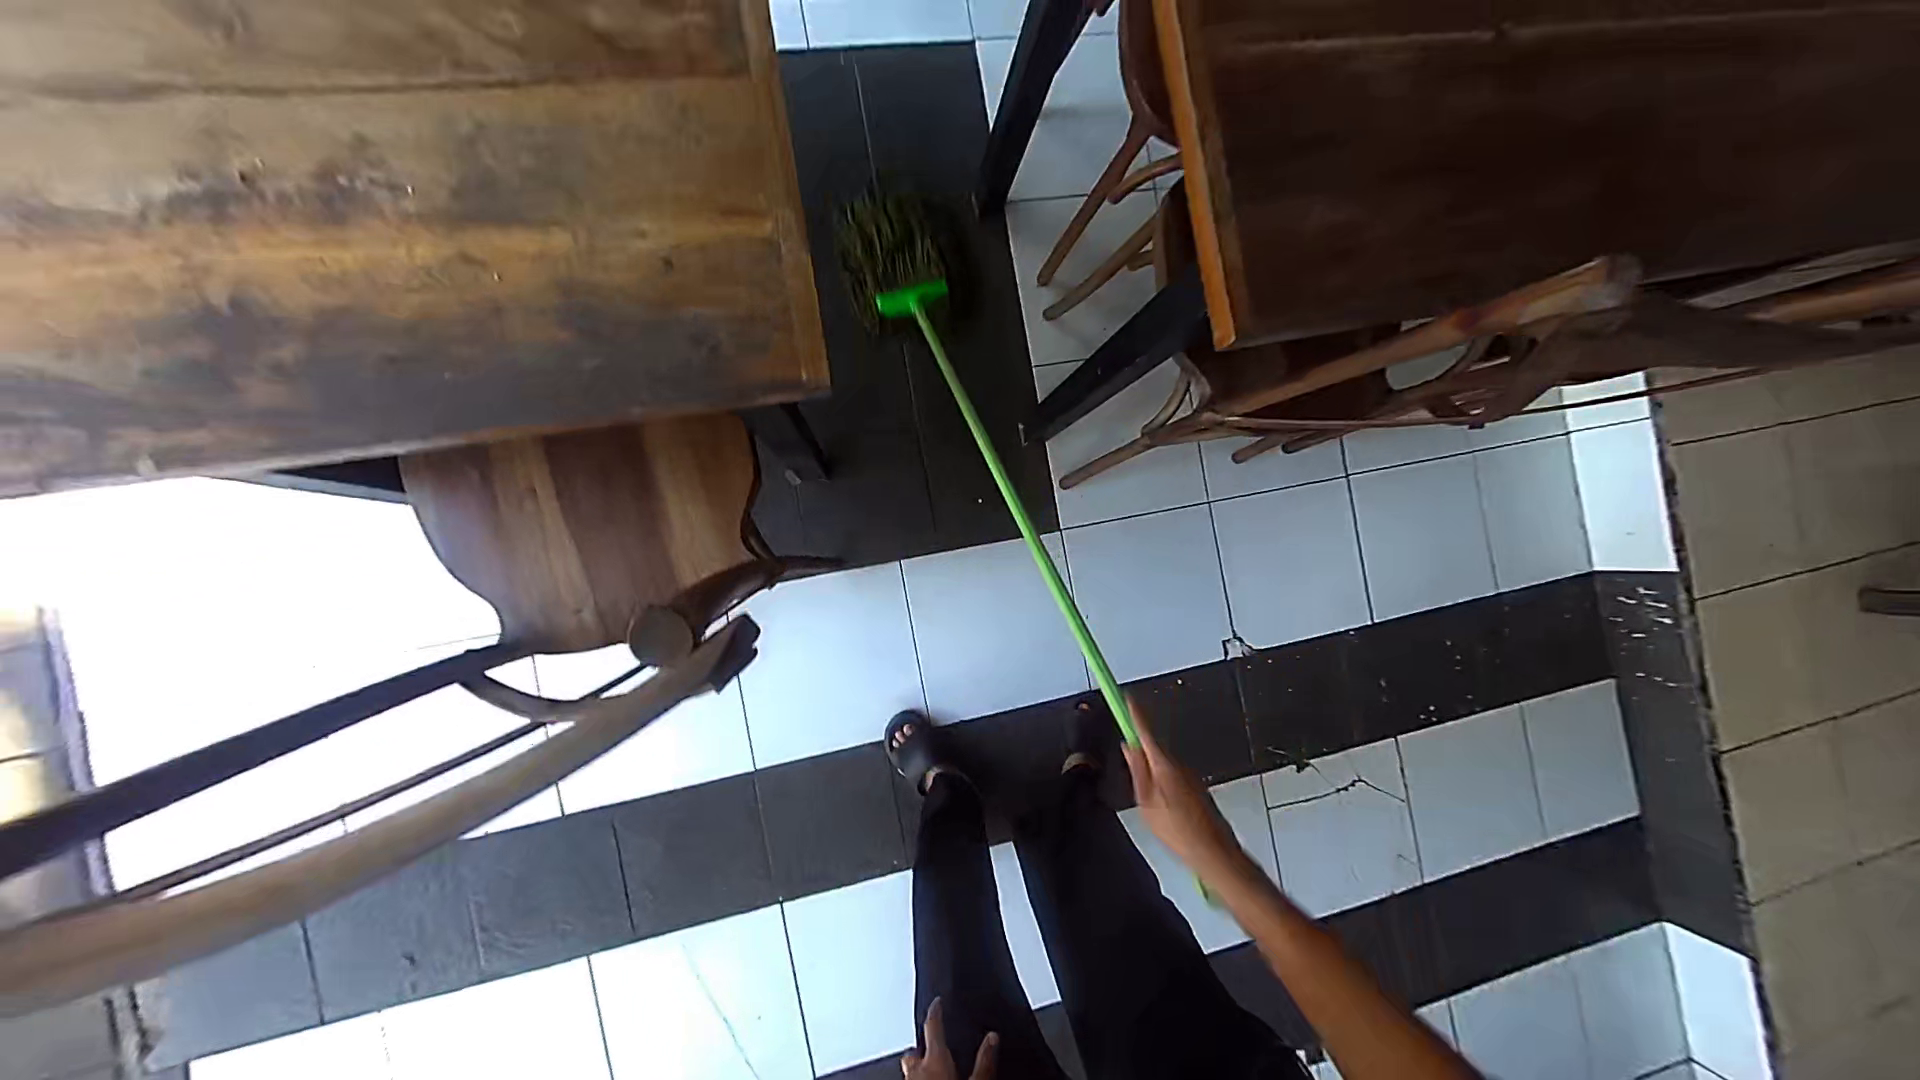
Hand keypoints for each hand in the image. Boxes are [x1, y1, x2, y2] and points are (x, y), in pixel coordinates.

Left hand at [901, 999, 997, 1079]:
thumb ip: (984, 1062)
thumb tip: (993, 1037)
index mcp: (934, 1061)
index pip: (932, 1025)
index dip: (935, 1011)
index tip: (937, 1002)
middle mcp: (916, 1074)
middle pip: (913, 1052)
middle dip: (919, 1048)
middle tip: (929, 1045)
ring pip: (909, 1072)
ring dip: (917, 1068)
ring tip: (929, 1069)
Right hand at [1121, 695, 1248, 881]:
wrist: (1213, 853)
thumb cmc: (1181, 831)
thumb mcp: (1145, 801)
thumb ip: (1137, 770)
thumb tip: (1129, 747)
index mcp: (1164, 765)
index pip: (1145, 730)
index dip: (1134, 712)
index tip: (1126, 698)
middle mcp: (1180, 765)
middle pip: (1154, 746)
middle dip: (1140, 751)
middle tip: (1130, 766)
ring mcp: (1190, 775)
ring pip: (1164, 763)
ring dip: (1152, 771)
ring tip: (1150, 803)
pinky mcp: (1196, 787)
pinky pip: (1174, 775)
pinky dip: (1164, 783)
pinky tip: (1164, 809)